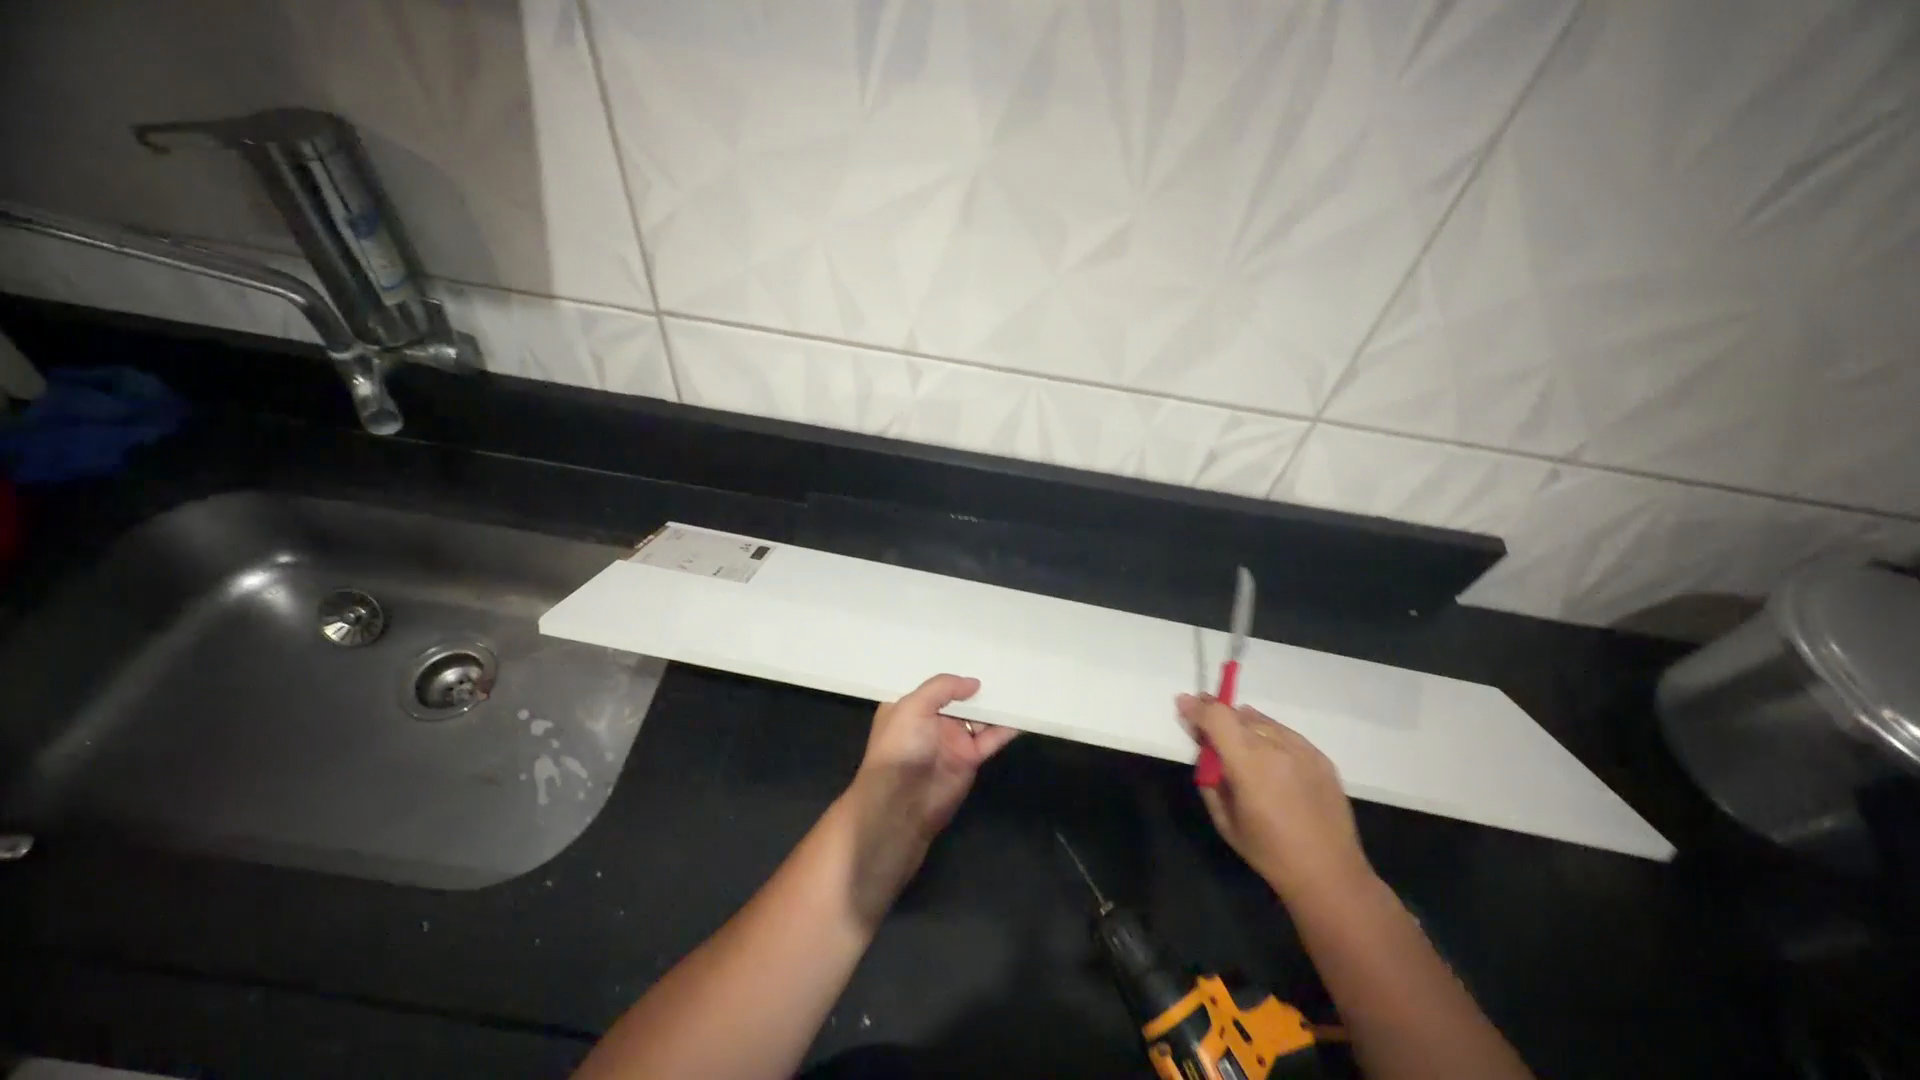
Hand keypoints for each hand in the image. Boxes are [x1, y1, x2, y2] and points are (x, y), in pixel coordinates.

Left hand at [837, 674, 1016, 922]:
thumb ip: (942, 688)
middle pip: (960, 698)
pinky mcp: (970, 758)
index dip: (952, 671)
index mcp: (911, 705)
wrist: (902, 803)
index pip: (934, 683)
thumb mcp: (913, 707)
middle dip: (979, 685)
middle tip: (1006, 664)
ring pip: (980, 716)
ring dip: (996, 704)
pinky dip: (1007, 728)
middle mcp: (932, 719)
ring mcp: (952, 739)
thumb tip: (974, 683)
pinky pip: (992, 738)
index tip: (976, 653)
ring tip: (1020, 684)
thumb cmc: (900, 747)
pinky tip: (1022, 714)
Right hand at [1177, 694, 1373, 902]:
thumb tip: (1205, 751)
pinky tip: (1267, 754)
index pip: (1217, 718)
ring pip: (1263, 721)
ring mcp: (1303, 750)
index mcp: (1249, 765)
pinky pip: (1286, 734)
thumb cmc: (1268, 852)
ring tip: (1236, 740)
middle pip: (1238, 715)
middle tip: (1205, 723)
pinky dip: (1269, 735)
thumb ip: (1210, 779)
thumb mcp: (1224, 819)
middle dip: (1216, 714)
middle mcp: (1276, 748)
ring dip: (1243, 724)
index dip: (1197, 708)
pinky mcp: (1321, 757)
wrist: (1328, 871)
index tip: (1183, 703)